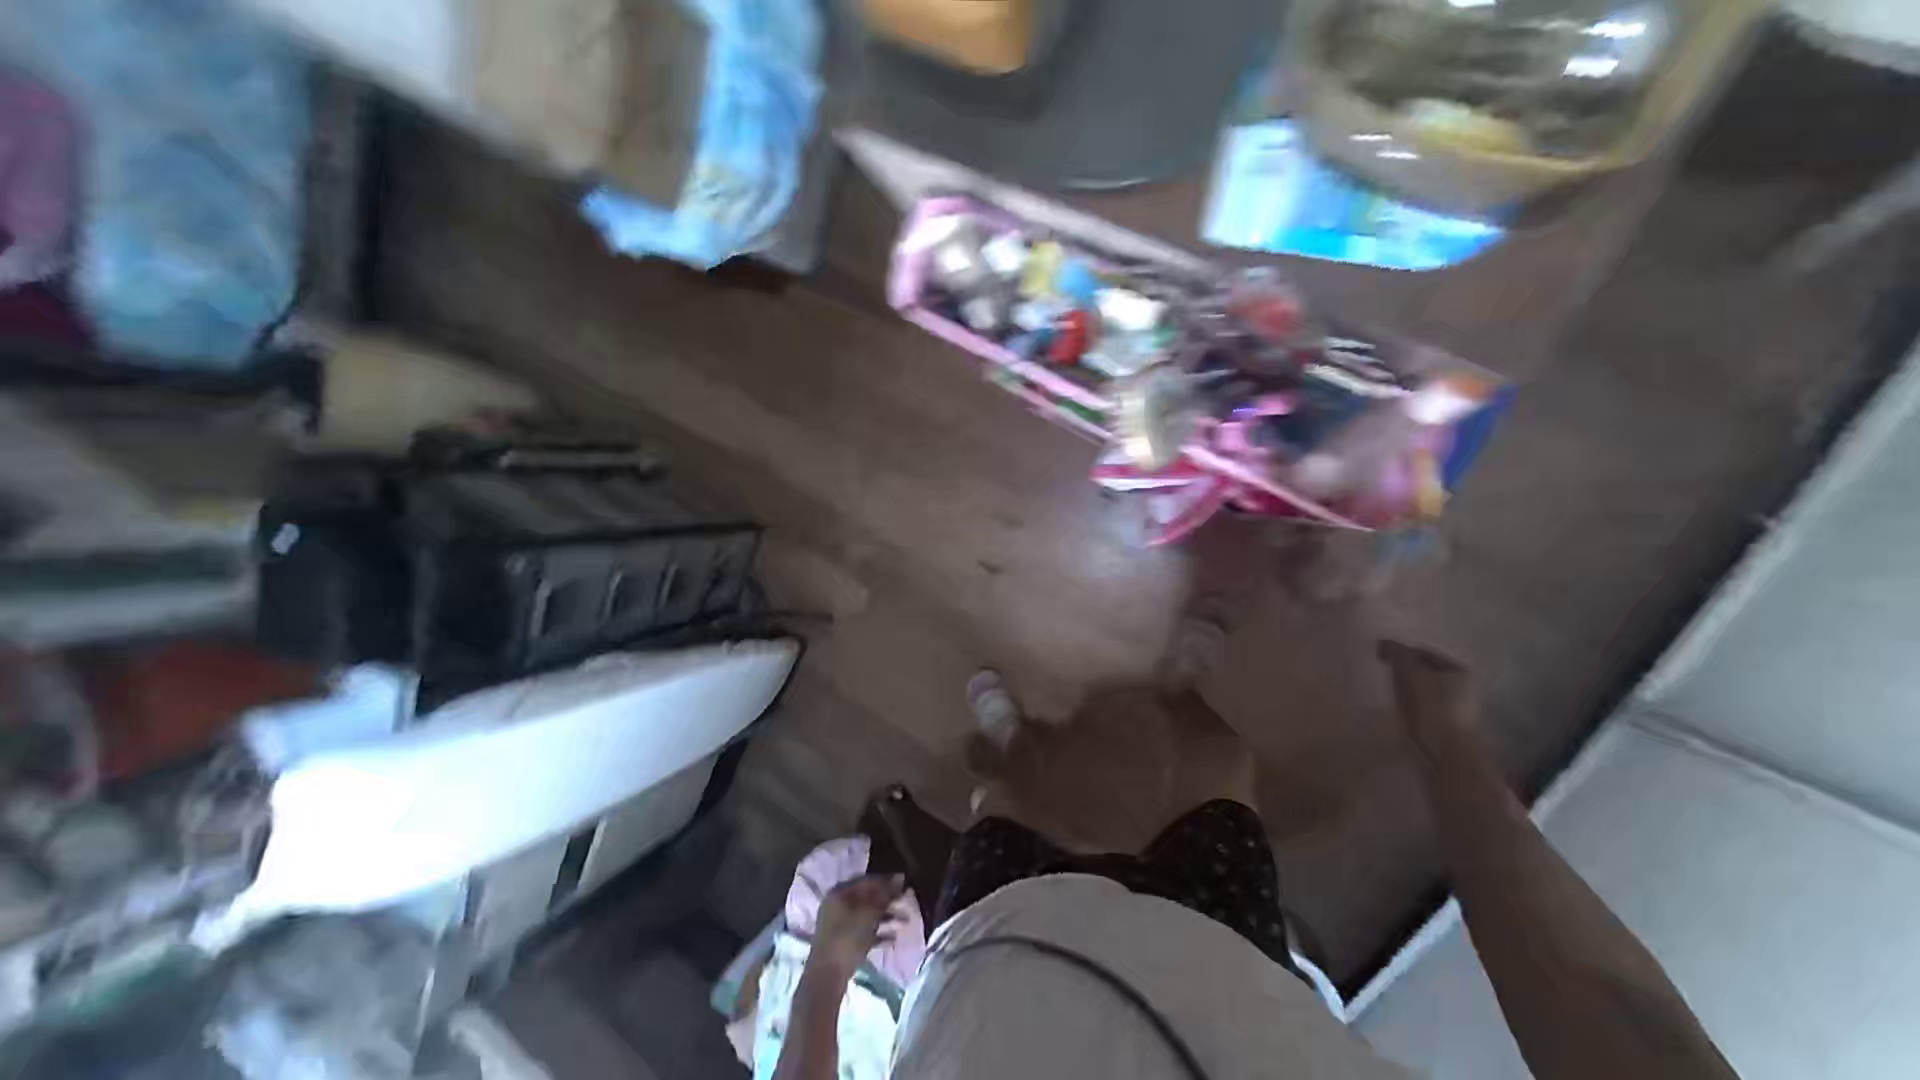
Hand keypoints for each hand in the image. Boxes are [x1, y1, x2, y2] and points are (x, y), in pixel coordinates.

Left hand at [810, 874, 907, 979]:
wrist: (829, 976)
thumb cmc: (848, 937)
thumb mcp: (869, 913)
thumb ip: (884, 895)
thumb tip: (899, 878)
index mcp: (840, 893)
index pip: (867, 881)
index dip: (886, 881)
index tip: (904, 884)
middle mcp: (838, 905)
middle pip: (867, 899)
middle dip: (888, 901)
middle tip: (907, 903)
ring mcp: (839, 925)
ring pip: (867, 916)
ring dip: (887, 918)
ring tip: (906, 923)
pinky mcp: (844, 943)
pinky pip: (864, 933)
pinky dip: (879, 934)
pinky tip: (894, 939)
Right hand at [1378, 640, 1480, 763]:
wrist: (1452, 758)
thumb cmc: (1433, 712)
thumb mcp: (1412, 675)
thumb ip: (1399, 655)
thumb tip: (1386, 642)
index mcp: (1459, 670)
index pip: (1421, 651)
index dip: (1399, 651)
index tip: (1379, 658)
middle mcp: (1463, 685)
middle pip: (1423, 669)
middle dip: (1402, 669)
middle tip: (1382, 674)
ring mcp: (1458, 706)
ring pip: (1423, 688)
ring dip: (1405, 687)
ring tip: (1389, 692)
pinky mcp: (1449, 725)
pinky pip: (1424, 705)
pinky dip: (1410, 704)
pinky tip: (1400, 711)